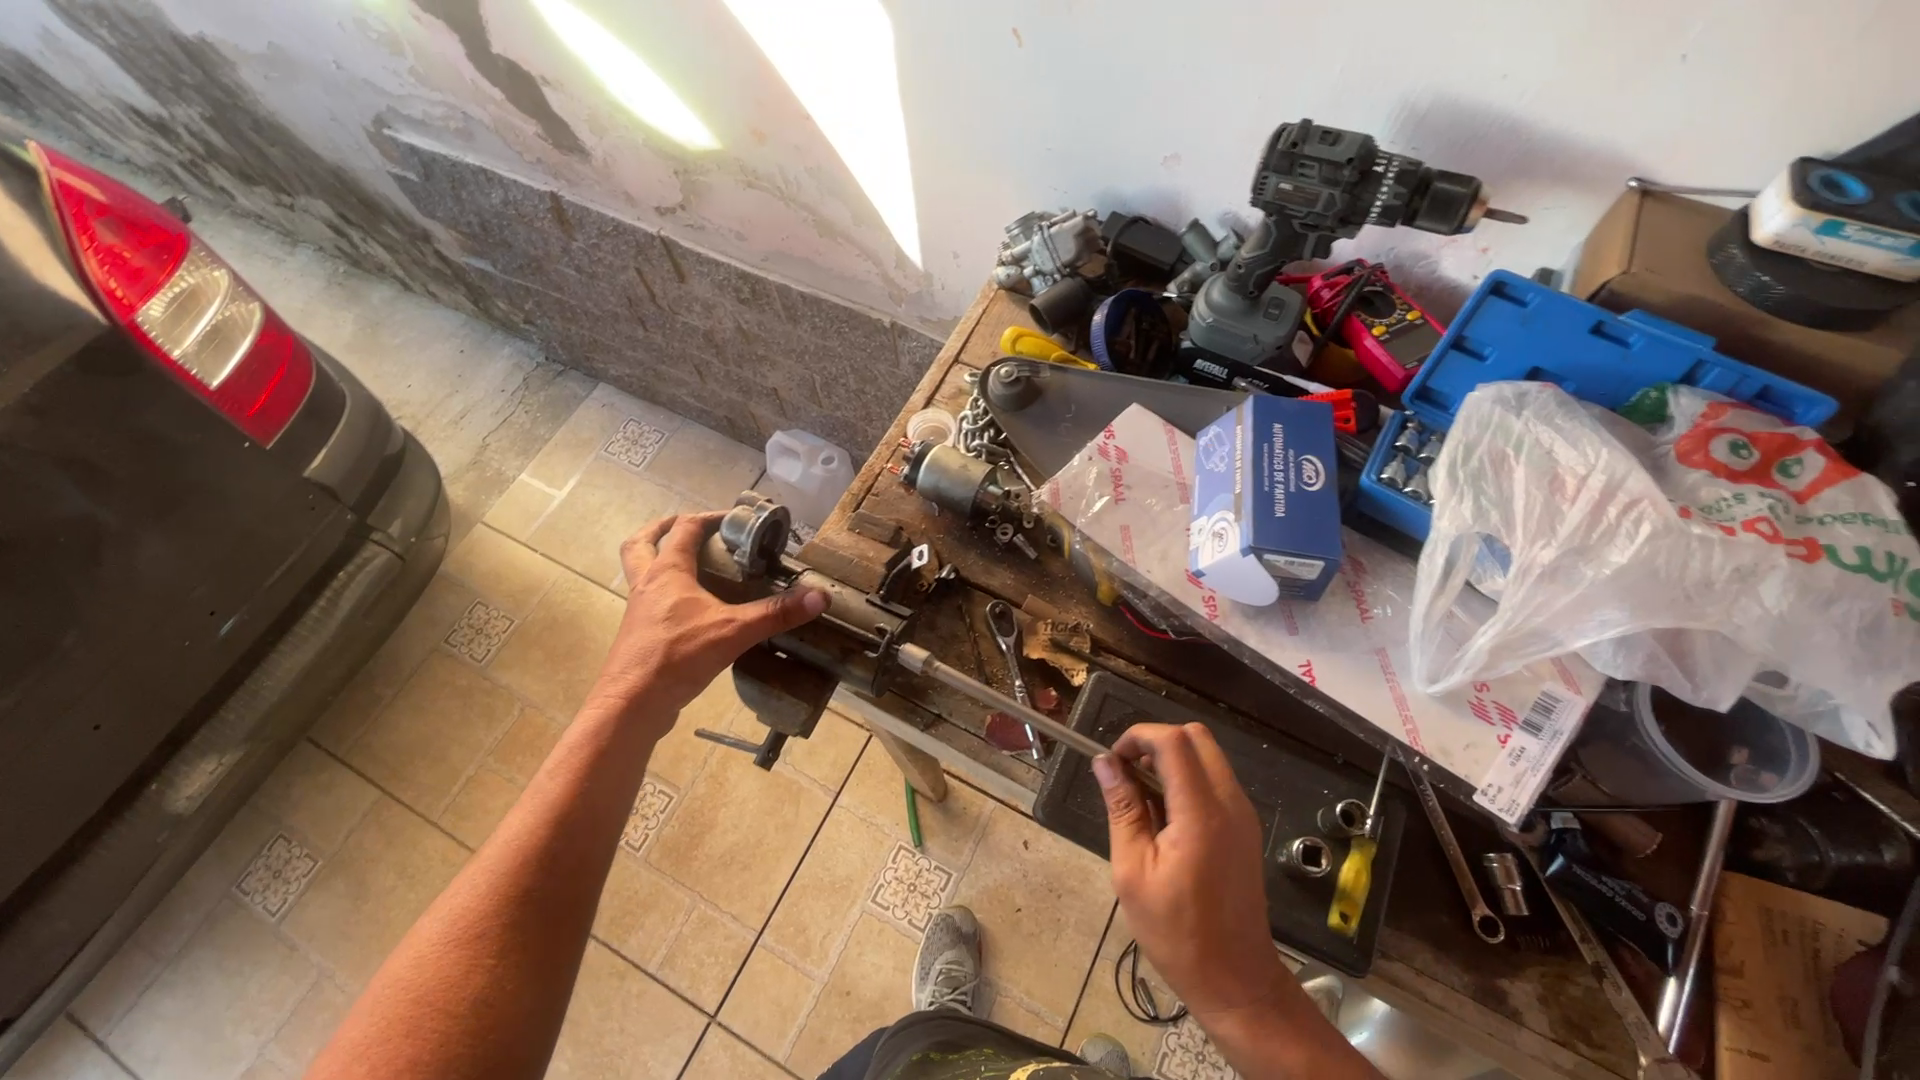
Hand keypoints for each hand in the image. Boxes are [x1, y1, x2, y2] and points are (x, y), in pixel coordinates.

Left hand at [584, 513, 827, 729]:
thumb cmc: (677, 657)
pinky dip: (662, 594)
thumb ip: (775, 613)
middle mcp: (647, 584)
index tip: (735, 519)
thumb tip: (819, 597)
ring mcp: (638, 611)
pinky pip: (647, 602)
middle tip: (687, 528)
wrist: (632, 703)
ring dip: (655, 559)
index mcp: (668, 572)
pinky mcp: (638, 635)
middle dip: (662, 529)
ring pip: (638, 572)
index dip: (710, 518)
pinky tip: (686, 609)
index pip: (685, 529)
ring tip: (685, 564)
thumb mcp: (734, 631)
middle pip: (641, 542)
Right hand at [1095, 723, 1286, 1022]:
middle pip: (1196, 737)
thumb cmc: (1176, 932)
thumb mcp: (1132, 871)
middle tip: (1126, 774)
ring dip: (1171, 760)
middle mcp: (1230, 803)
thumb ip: (1122, 809)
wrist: (1235, 978)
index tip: (1112, 762)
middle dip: (1155, 741)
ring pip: (1208, 756)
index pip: (1174, 741)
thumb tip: (1105, 764)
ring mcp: (1243, 814)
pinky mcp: (1245, 827)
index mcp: (1201, 813)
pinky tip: (1163, 817)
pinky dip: (1187, 780)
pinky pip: (1215, 781)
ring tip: (1140, 799)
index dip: (1138, 736)